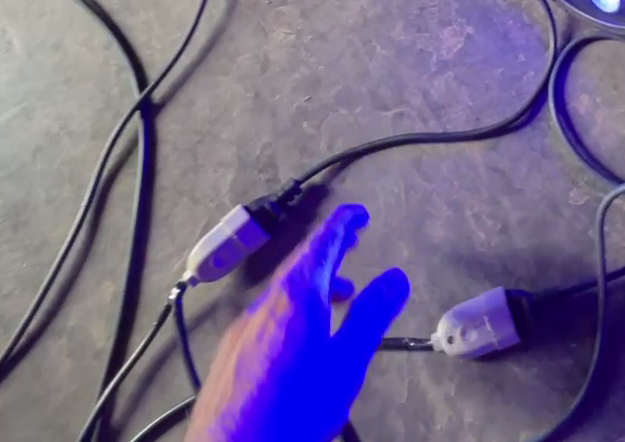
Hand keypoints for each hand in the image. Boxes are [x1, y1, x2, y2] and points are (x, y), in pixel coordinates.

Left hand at [186, 204, 409, 441]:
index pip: (322, 242)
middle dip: (331, 249)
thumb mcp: (345, 363)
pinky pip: (269, 314)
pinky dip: (295, 307)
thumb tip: (395, 276)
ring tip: (341, 296)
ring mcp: (242, 329)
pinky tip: (303, 336)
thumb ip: (371, 315)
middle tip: (354, 240)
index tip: (360, 213)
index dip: (343, 222)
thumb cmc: (294, 411)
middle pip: (302, 262)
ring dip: (316, 283)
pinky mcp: (229, 356)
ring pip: (284, 291)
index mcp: (296, 295)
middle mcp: (265, 303)